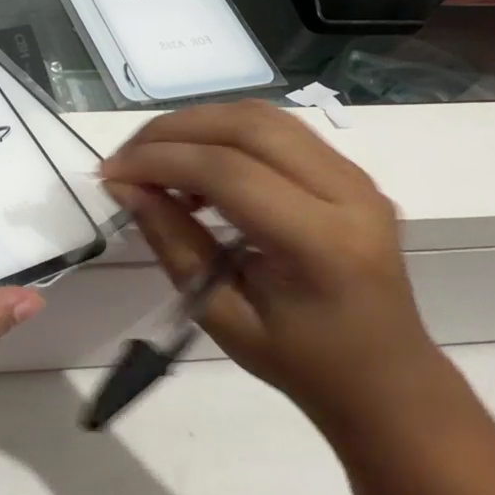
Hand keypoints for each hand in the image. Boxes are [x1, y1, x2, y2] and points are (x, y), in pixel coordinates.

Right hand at [100, 100, 440, 427]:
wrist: (384, 377)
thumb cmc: (300, 361)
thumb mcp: (220, 313)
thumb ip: (173, 242)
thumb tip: (124, 187)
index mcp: (322, 243)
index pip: (229, 171)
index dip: (159, 161)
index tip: (110, 174)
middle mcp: (349, 195)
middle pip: (248, 127)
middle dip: (172, 132)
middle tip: (124, 159)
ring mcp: (356, 178)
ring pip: (262, 117)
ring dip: (196, 125)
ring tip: (151, 157)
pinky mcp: (349, 173)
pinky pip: (277, 130)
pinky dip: (222, 134)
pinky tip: (194, 165)